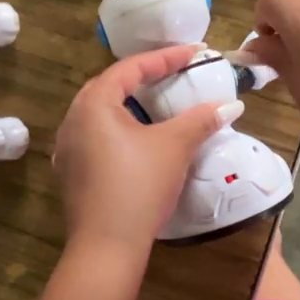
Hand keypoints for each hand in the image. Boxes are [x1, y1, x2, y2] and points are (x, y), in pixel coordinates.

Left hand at [55, 44, 237, 252]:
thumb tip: (231, 104)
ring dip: (131, 105)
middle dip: (144, 78)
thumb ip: (201, 120)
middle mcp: (73, 120)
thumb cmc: (139, 186)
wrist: (106, 247)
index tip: (195, 52)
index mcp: (93, 104)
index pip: (130, 68)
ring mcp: (68, 148)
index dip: (166, 58)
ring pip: (102, 114)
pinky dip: (120, 130)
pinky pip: (97, 138)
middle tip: (175, 74)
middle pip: (111, 87)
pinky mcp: (72, 172)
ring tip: (159, 104)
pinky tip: (139, 141)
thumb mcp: (174, 147)